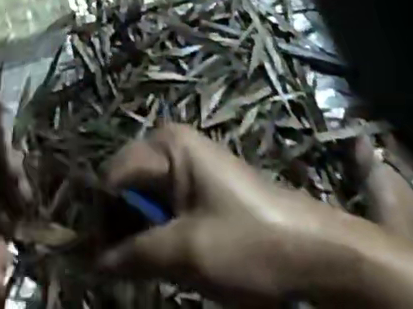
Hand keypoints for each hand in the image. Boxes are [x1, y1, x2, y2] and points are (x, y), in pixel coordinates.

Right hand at [98, 123, 353, 303]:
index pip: (112, 176)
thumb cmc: (251, 244)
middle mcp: (174, 145)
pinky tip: (164, 260)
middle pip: (126, 184)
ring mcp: (190, 167)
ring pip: (144, 200)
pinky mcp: (203, 191)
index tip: (94, 258)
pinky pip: (165, 208)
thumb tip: (94, 263)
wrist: (318, 255)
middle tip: (119, 266)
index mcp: (168, 144)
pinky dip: (158, 234)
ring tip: (141, 267)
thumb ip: (135, 254)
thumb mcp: (188, 253)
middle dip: (118, 224)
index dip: (100, 216)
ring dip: (138, 234)